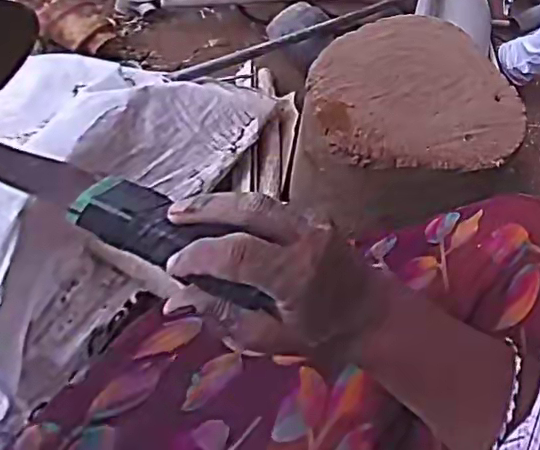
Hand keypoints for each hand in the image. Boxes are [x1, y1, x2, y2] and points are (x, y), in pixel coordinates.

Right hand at [165, 193, 391, 364]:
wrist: (366, 307)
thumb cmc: (318, 331)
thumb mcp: (267, 338)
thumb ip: (224, 314)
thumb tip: (178, 298)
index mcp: (296, 272)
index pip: (239, 254)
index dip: (200, 256)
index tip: (172, 265)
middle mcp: (307, 236)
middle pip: (253, 210)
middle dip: (210, 208)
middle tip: (173, 214)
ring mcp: (315, 219)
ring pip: (264, 201)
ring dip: (225, 203)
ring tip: (188, 211)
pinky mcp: (316, 213)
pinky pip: (275, 205)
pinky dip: (245, 208)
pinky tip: (221, 215)